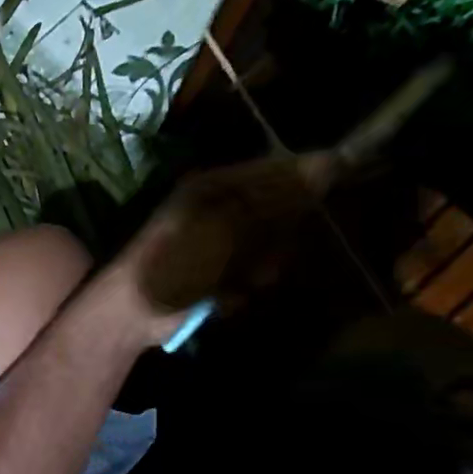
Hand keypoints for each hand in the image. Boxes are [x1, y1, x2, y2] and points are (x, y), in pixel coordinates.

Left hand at [103, 152, 341, 344]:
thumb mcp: (229, 225)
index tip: (339, 186)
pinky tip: (224, 299)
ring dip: (258, 270)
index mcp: (216, 186)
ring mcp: (216, 245)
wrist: (133, 310)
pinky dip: (239, 291)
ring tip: (240, 282)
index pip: (276, 170)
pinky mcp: (214, 277)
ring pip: (267, 251)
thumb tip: (327, 163)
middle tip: (263, 258)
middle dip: (277, 239)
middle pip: (277, 214)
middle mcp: (218, 209)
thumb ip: (276, 198)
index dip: (308, 178)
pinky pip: (247, 279)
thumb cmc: (177, 260)